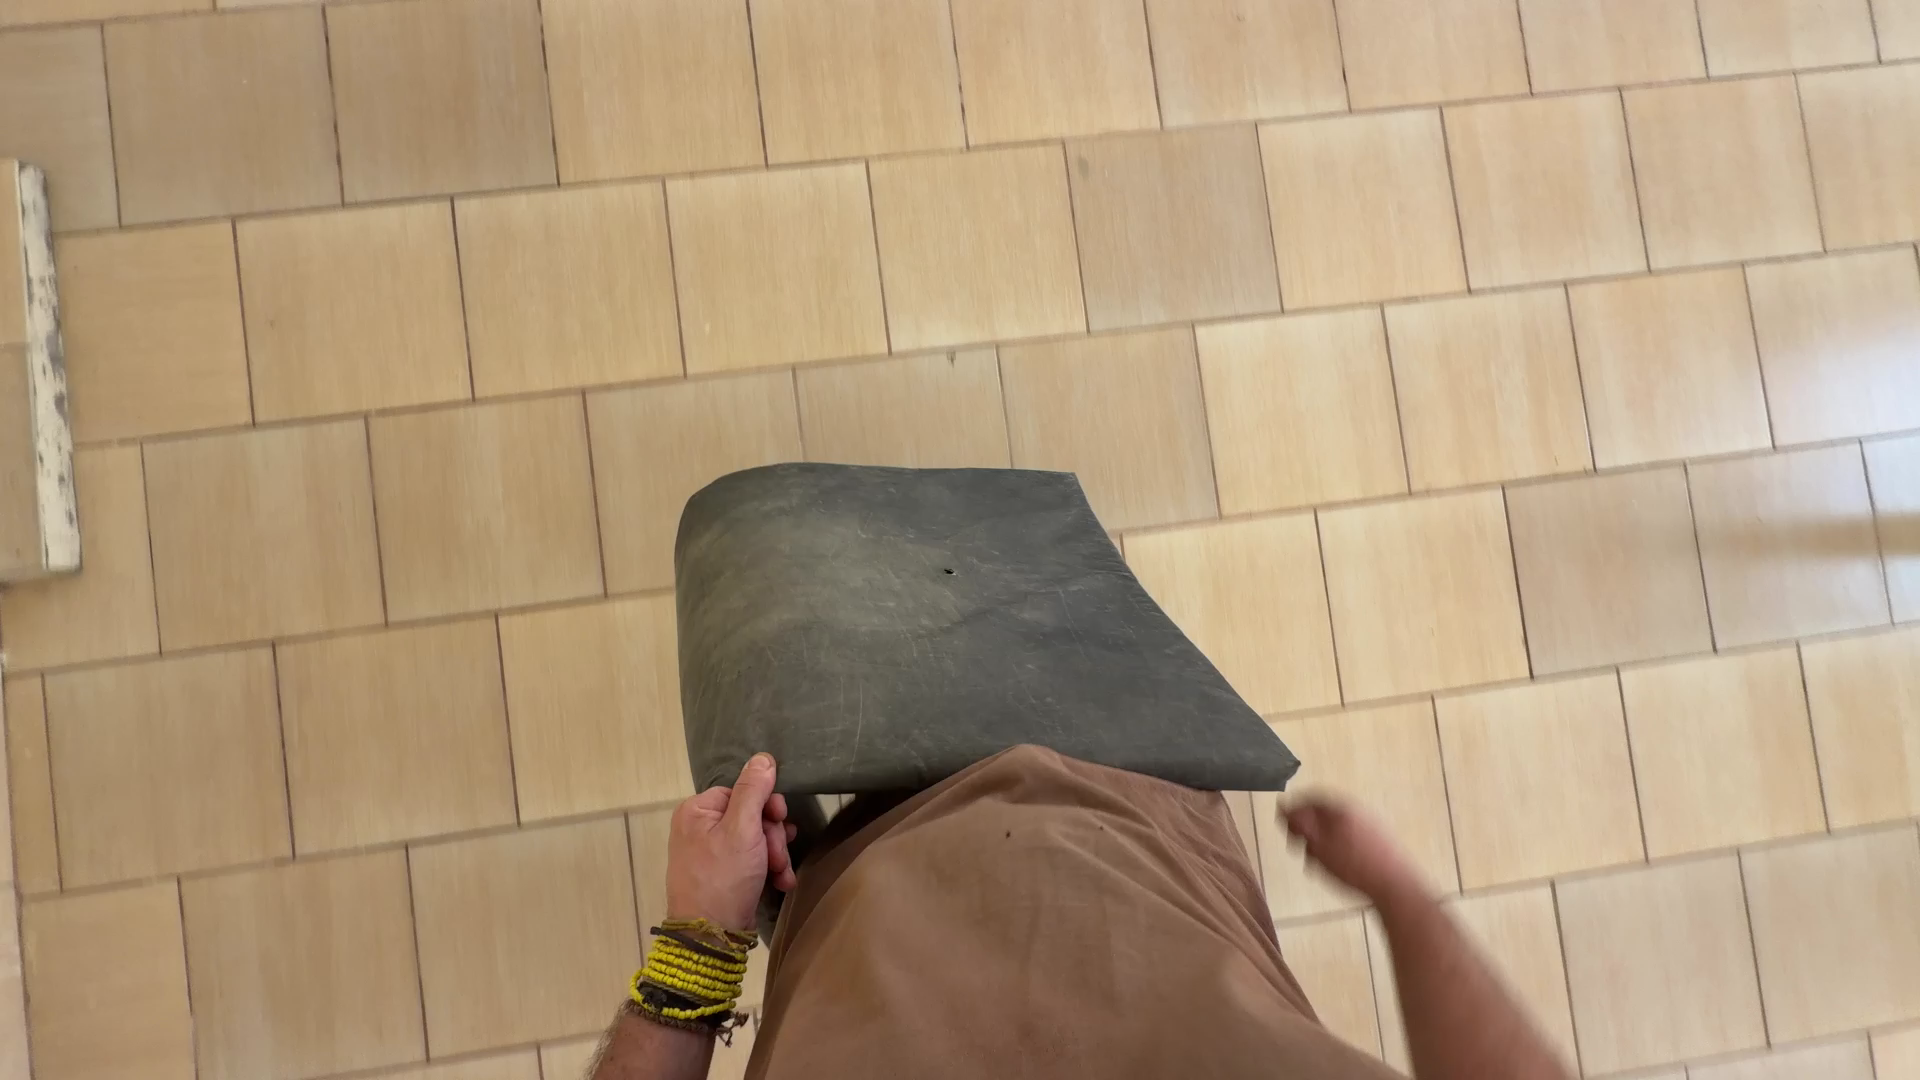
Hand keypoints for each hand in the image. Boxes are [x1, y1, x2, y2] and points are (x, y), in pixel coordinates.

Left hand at [664, 753, 799, 930]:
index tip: (780, 822)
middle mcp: (699, 827)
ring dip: (775, 854)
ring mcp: (710, 851)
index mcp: (697, 810)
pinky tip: (780, 881)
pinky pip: (750, 858)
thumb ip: (754, 790)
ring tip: (780, 872)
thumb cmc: (723, 878)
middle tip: (776, 856)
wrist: (710, 940)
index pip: (743, 790)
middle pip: (752, 814)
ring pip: (756, 837)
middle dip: (772, 836)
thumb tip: (763, 757)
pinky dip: (767, 868)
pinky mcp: (721, 873)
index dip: (766, 806)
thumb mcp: (742, 829)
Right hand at [1283, 794, 1428, 906]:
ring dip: (1322, 843)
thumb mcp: (1318, 845)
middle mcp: (1357, 811)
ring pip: (1336, 830)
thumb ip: (1300, 824)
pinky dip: (1338, 849)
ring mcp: (1372, 827)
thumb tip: (1283, 807)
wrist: (1398, 889)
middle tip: (1298, 847)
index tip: (1284, 827)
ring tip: (1316, 862)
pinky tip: (1335, 867)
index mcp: (1341, 807)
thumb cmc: (1353, 865)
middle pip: (1323, 814)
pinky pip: (1351, 840)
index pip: (1310, 799)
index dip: (1293, 811)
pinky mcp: (1381, 844)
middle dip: (1308, 830)